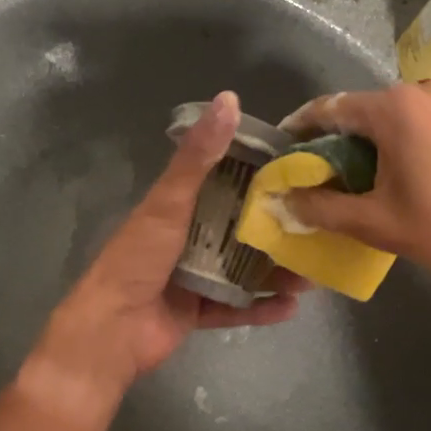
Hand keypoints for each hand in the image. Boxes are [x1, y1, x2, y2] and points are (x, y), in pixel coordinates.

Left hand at [24, 92, 307, 418]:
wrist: (111, 330)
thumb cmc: (137, 259)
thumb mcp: (168, 202)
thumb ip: (199, 157)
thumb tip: (228, 99)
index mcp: (176, 207)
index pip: (225, 182)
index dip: (260, 176)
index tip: (301, 173)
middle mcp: (186, 237)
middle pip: (239, 229)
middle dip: (276, 229)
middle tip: (318, 227)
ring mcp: (192, 276)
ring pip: (243, 269)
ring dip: (275, 271)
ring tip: (313, 272)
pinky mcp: (197, 312)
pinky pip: (236, 307)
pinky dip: (261, 307)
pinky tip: (292, 306)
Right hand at [281, 79, 430, 320]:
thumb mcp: (378, 223)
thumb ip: (323, 209)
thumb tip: (285, 202)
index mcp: (396, 107)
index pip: (331, 108)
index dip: (302, 127)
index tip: (284, 146)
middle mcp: (429, 91)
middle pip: (368, 111)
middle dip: (342, 141)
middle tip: (323, 176)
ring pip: (403, 118)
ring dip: (379, 144)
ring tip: (367, 182)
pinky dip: (411, 144)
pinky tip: (411, 178)